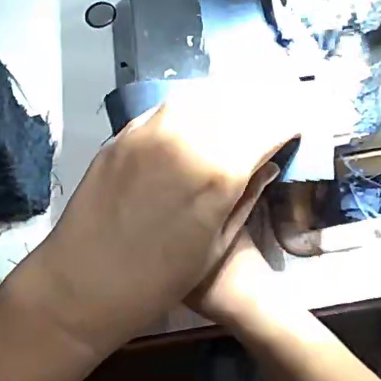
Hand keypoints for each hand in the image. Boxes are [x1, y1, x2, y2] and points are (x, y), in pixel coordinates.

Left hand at [20, 88, 292, 353]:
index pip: (270, 124)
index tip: (295, 129)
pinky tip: (198, 122)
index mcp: (221, 170)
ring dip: (227, 104)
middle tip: (271, 121)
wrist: (84, 283)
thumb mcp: (217, 242)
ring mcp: (152, 129)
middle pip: (239, 103)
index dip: (289, 124)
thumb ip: (247, 194)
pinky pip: (169, 106)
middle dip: (262, 109)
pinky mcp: (125, 132)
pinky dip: (192, 108)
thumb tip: (267, 163)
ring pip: (203, 96)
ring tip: (237, 117)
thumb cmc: (160, 279)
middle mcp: (189, 136)